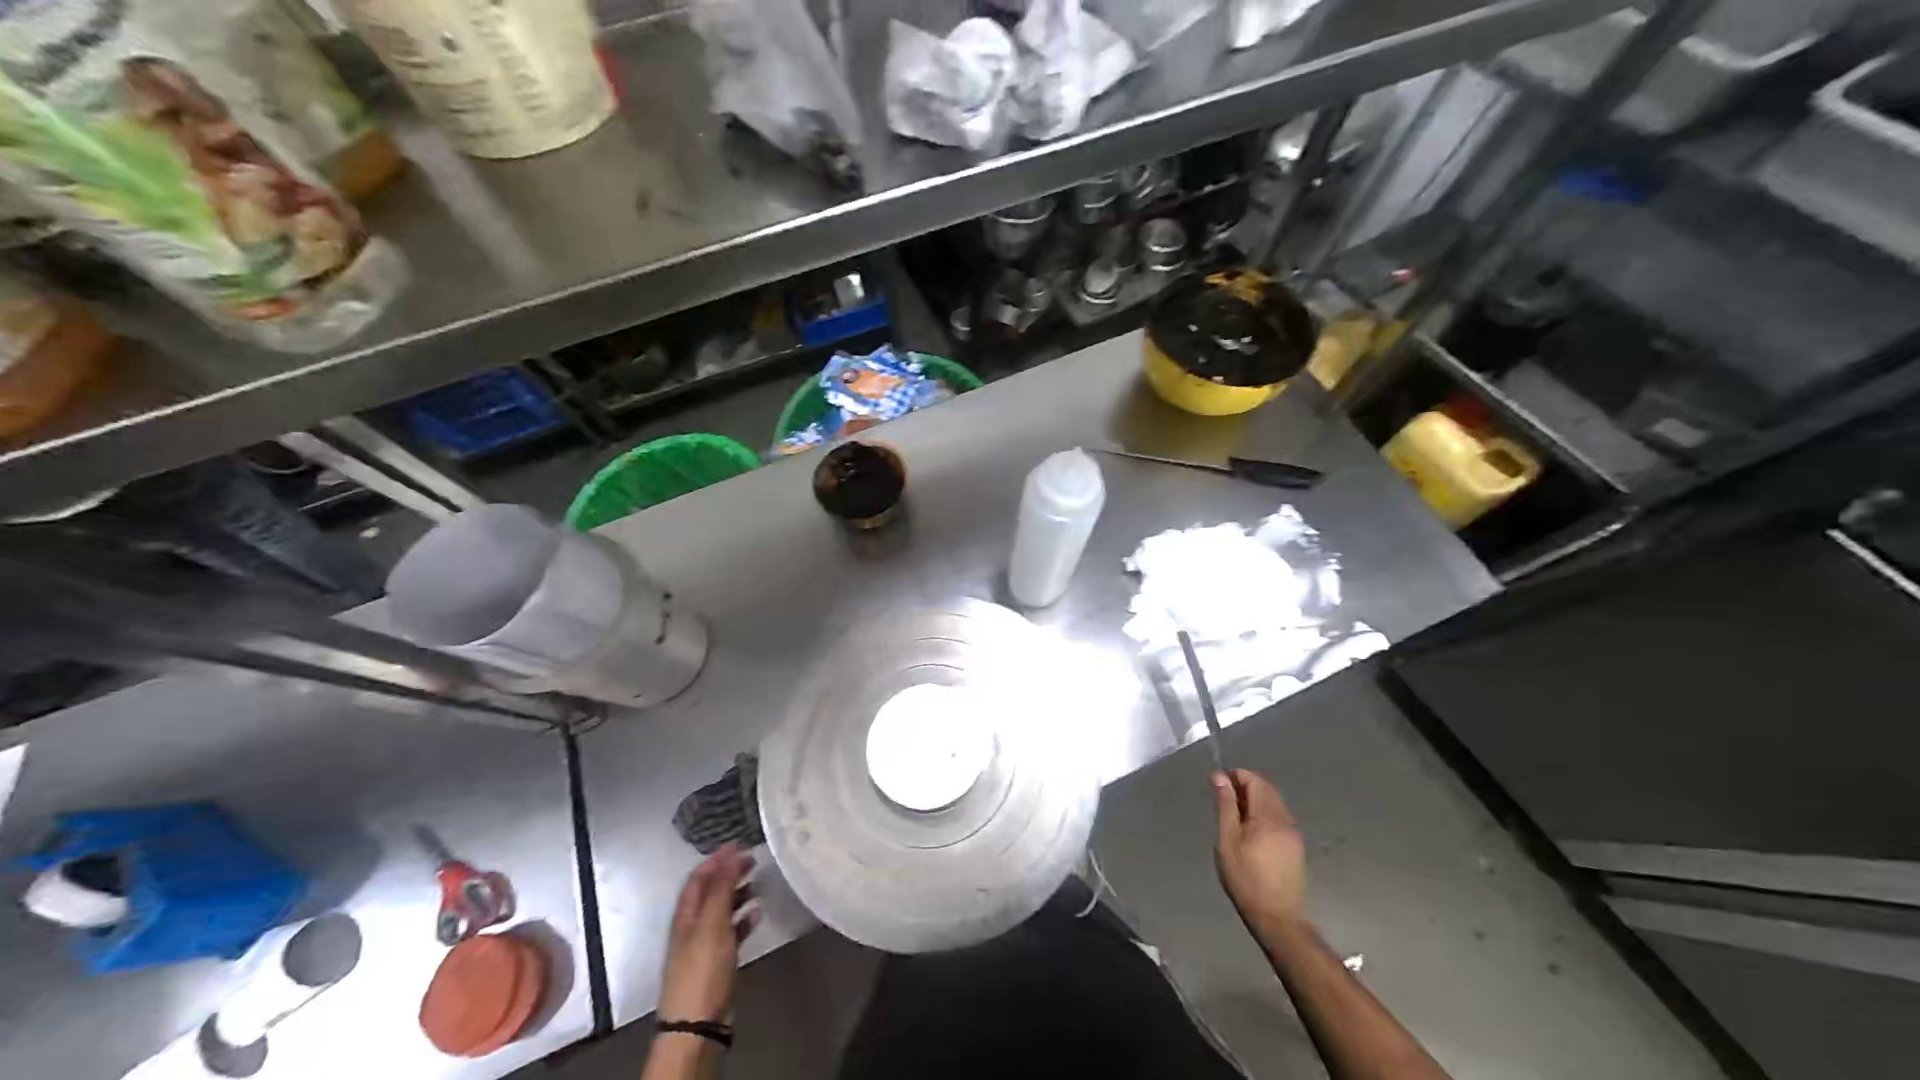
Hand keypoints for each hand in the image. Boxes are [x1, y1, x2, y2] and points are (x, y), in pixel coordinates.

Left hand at [658, 844, 756, 1022]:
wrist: (697, 1023)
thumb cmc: (702, 968)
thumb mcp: (712, 924)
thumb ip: (721, 889)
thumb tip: (730, 854)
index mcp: (685, 914)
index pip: (698, 878)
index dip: (716, 859)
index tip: (738, 844)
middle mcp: (693, 926)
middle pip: (710, 891)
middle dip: (729, 873)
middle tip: (753, 860)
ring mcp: (705, 944)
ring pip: (722, 910)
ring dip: (738, 894)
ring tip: (758, 883)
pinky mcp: (718, 961)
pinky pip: (731, 932)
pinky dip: (744, 919)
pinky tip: (757, 915)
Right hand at [1212, 769, 1307, 938]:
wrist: (1278, 918)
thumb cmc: (1246, 880)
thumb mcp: (1227, 842)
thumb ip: (1225, 807)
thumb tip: (1220, 777)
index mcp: (1269, 817)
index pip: (1256, 781)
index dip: (1236, 775)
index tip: (1216, 781)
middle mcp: (1286, 820)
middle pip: (1267, 789)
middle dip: (1244, 785)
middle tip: (1221, 795)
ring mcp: (1294, 834)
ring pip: (1274, 803)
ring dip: (1254, 799)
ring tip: (1233, 812)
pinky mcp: (1296, 846)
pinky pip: (1279, 817)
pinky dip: (1263, 812)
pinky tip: (1250, 828)